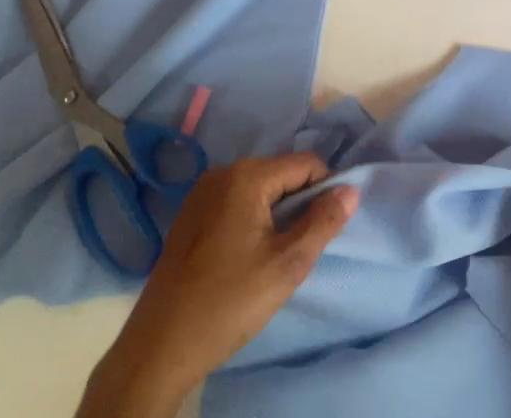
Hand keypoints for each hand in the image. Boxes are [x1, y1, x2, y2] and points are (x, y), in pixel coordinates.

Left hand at [77, 154, 358, 417]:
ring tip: (272, 257)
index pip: (307, 164)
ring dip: (276, 215)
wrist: (160, 346)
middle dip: (299, 205)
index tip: (323, 232)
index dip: (325, 193)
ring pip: (259, 190)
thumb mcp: (288, 264)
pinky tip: (245, 259)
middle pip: (281, 174)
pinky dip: (251, 221)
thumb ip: (323, 222)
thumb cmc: (229, 302)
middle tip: (298, 249)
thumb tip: (351, 189)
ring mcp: (200, 194)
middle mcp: (221, 173)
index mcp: (246, 176)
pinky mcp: (189, 216)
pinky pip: (235, 204)